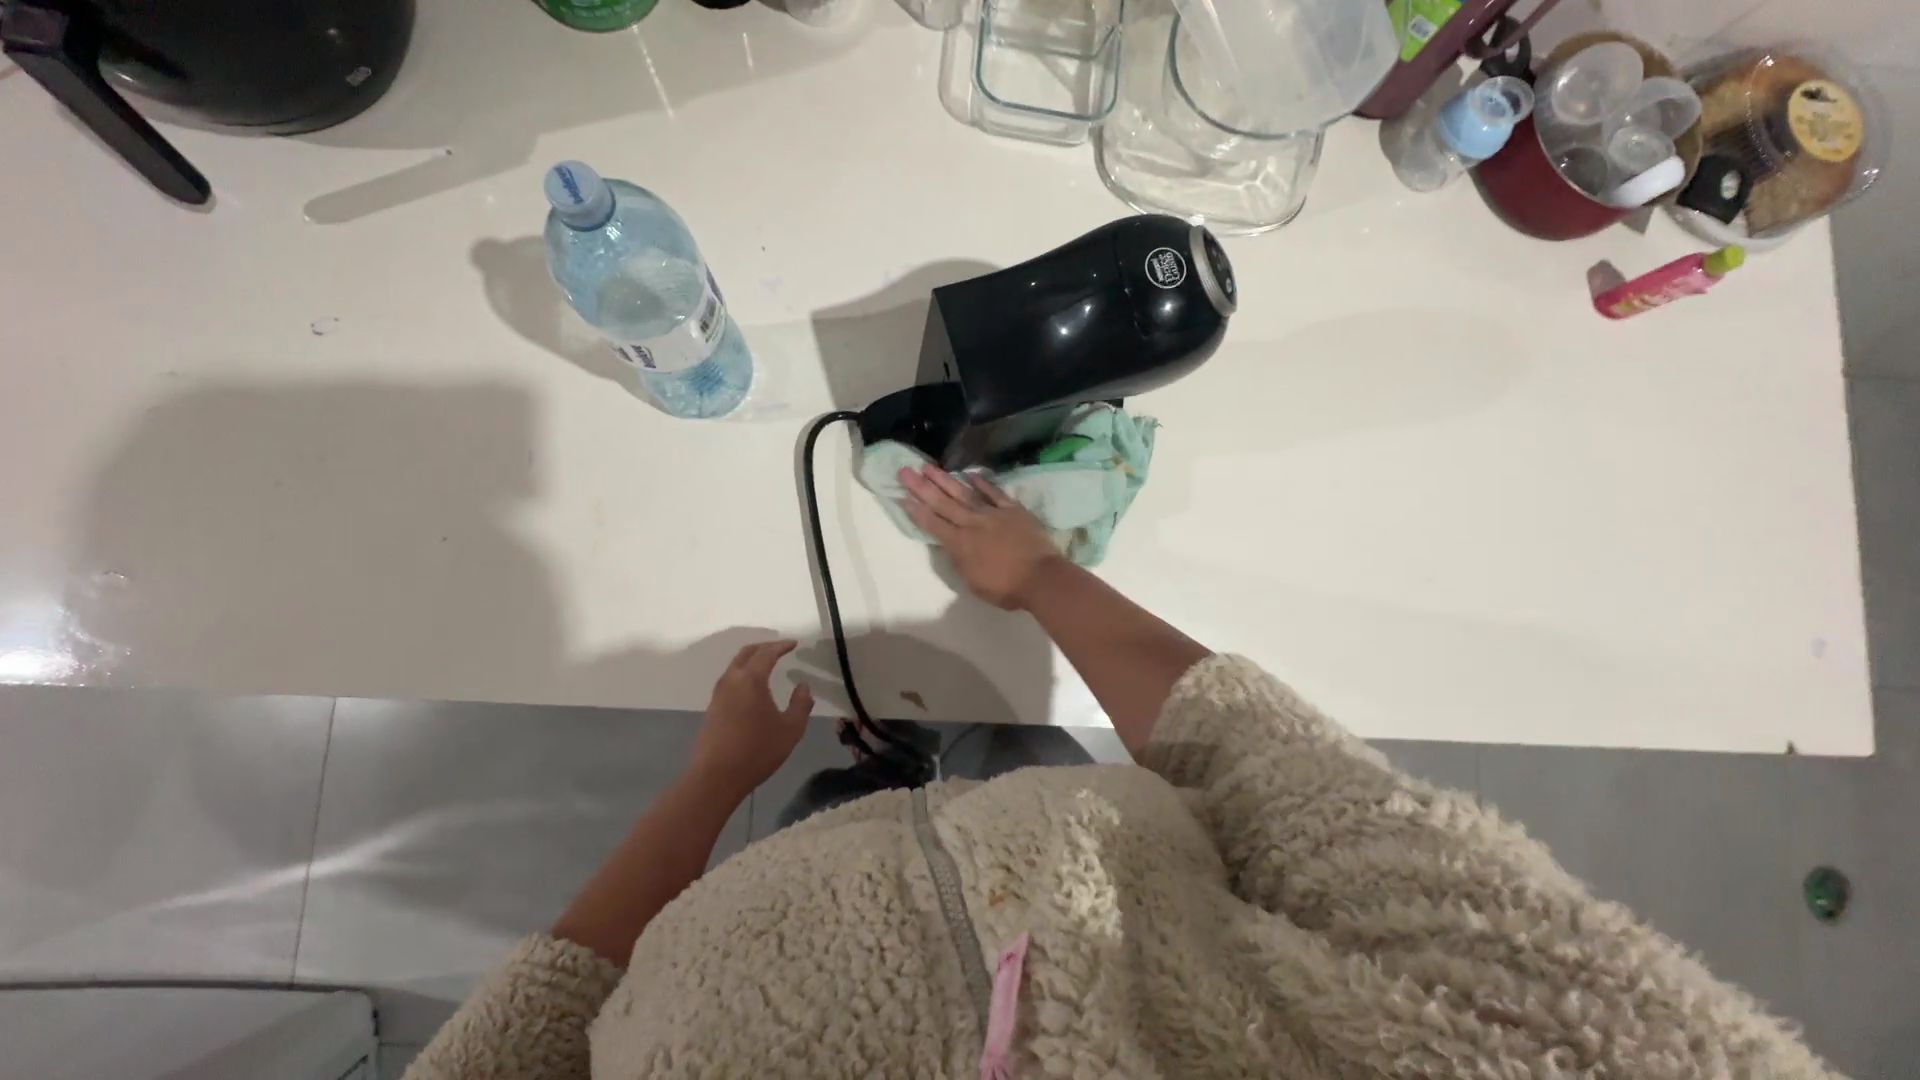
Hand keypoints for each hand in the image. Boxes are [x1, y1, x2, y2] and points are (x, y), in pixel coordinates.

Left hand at [690, 640, 812, 798]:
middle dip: (764, 647)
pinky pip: (730, 680)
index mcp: (751, 680)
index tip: (794, 643)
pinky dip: (743, 674)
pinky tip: (752, 687)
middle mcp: (731, 680)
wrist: (716, 776)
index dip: (781, 646)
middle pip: (746, 653)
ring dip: (751, 660)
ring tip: (766, 664)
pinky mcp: (713, 708)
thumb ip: (801, 704)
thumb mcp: (790, 729)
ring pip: (735, 666)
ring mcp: (718, 694)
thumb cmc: (757, 751)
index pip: (766, 653)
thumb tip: (803, 686)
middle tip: (780, 649)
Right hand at [899, 464, 1067, 609]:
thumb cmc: (1007, 589)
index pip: (932, 524)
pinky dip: (981, 482)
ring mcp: (993, 514)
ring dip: (945, 479)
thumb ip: (961, 562)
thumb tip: (954, 547)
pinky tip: (968, 474)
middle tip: (905, 470)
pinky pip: (994, 493)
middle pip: (942, 503)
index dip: (916, 511)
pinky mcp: (1012, 510)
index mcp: (960, 545)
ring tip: (929, 467)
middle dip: (922, 487)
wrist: (1041, 578)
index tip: (902, 496)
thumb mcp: (974, 583)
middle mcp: (972, 524)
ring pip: (964, 493)